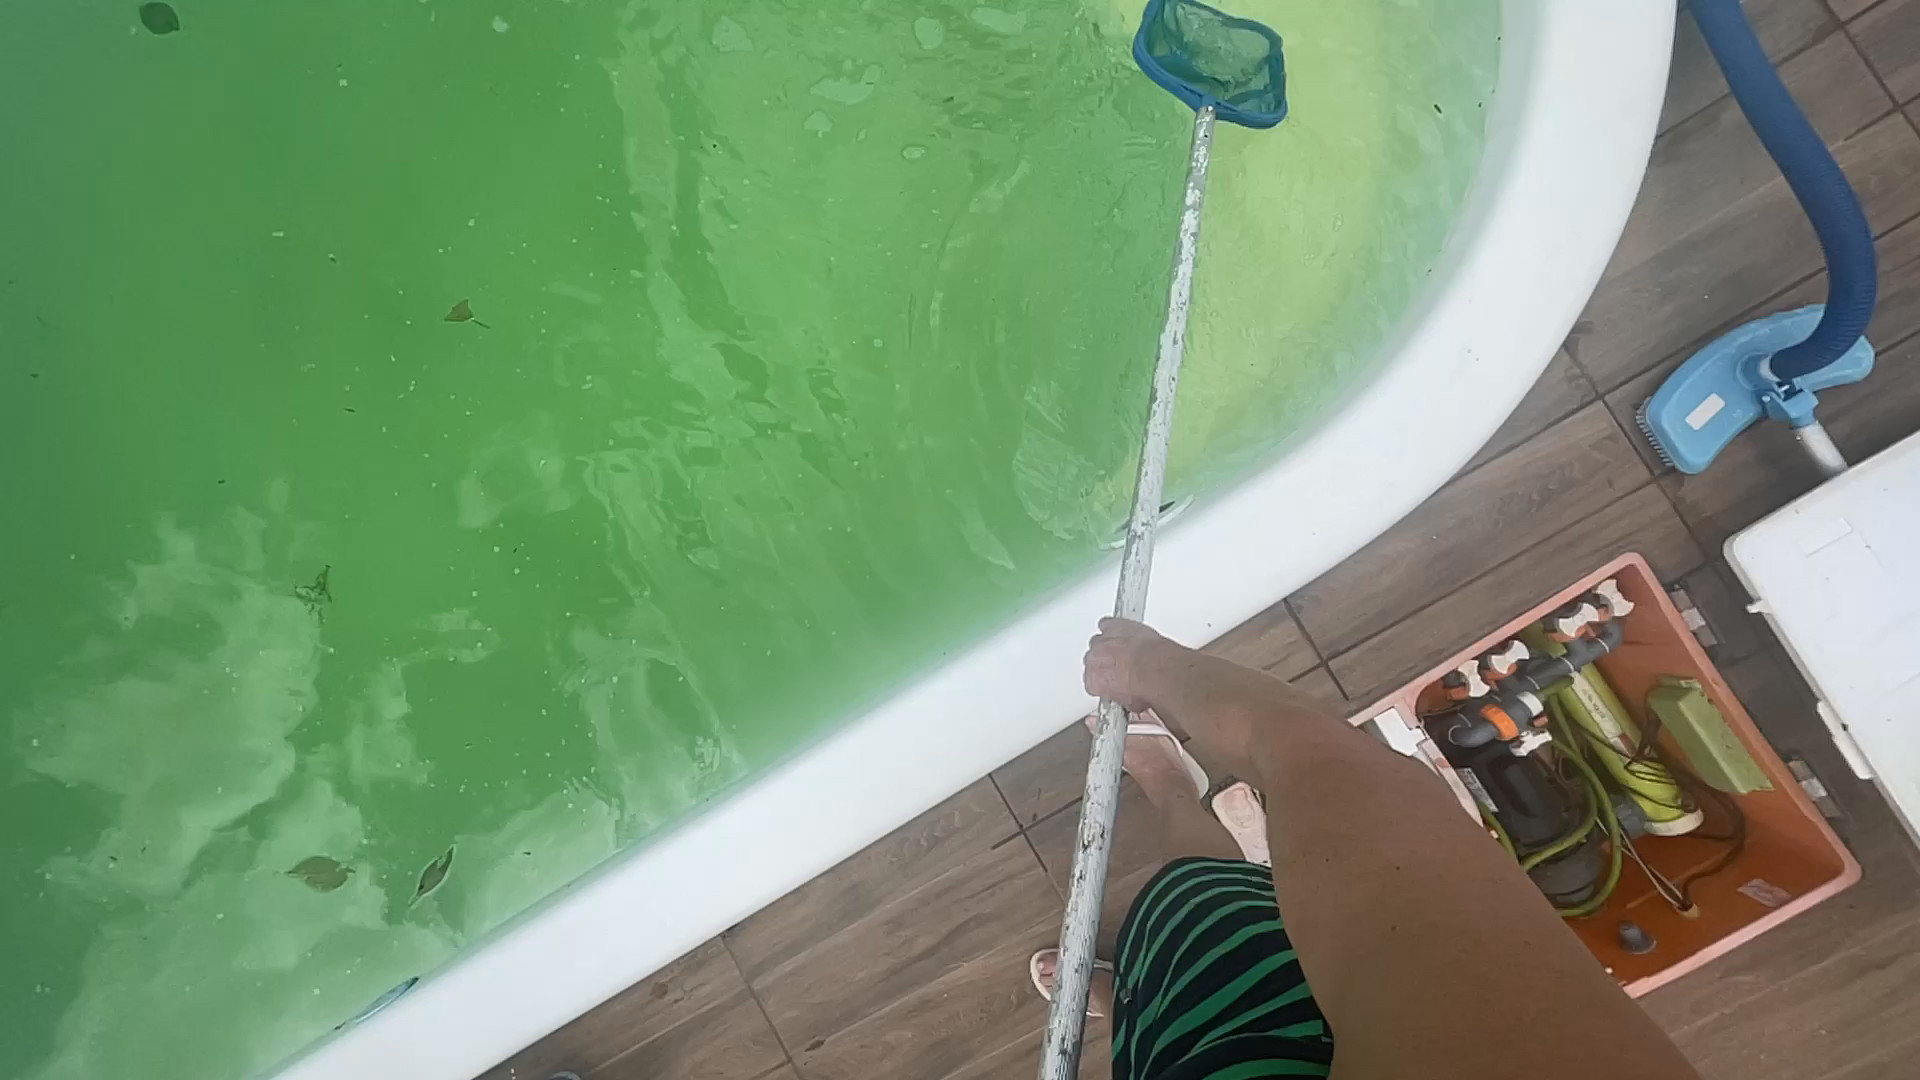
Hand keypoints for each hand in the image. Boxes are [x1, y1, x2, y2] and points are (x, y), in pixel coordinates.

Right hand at [1083, 617, 1172, 711]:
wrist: (1156, 669)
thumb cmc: (1144, 685)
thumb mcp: (1133, 703)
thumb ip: (1123, 696)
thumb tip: (1130, 697)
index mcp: (1093, 681)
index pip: (1093, 683)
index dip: (1106, 682)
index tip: (1115, 683)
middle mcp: (1093, 659)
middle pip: (1093, 659)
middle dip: (1105, 663)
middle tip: (1122, 667)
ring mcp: (1102, 641)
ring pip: (1099, 641)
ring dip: (1109, 645)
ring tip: (1124, 650)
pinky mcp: (1113, 625)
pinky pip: (1106, 624)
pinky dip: (1114, 627)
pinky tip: (1122, 631)